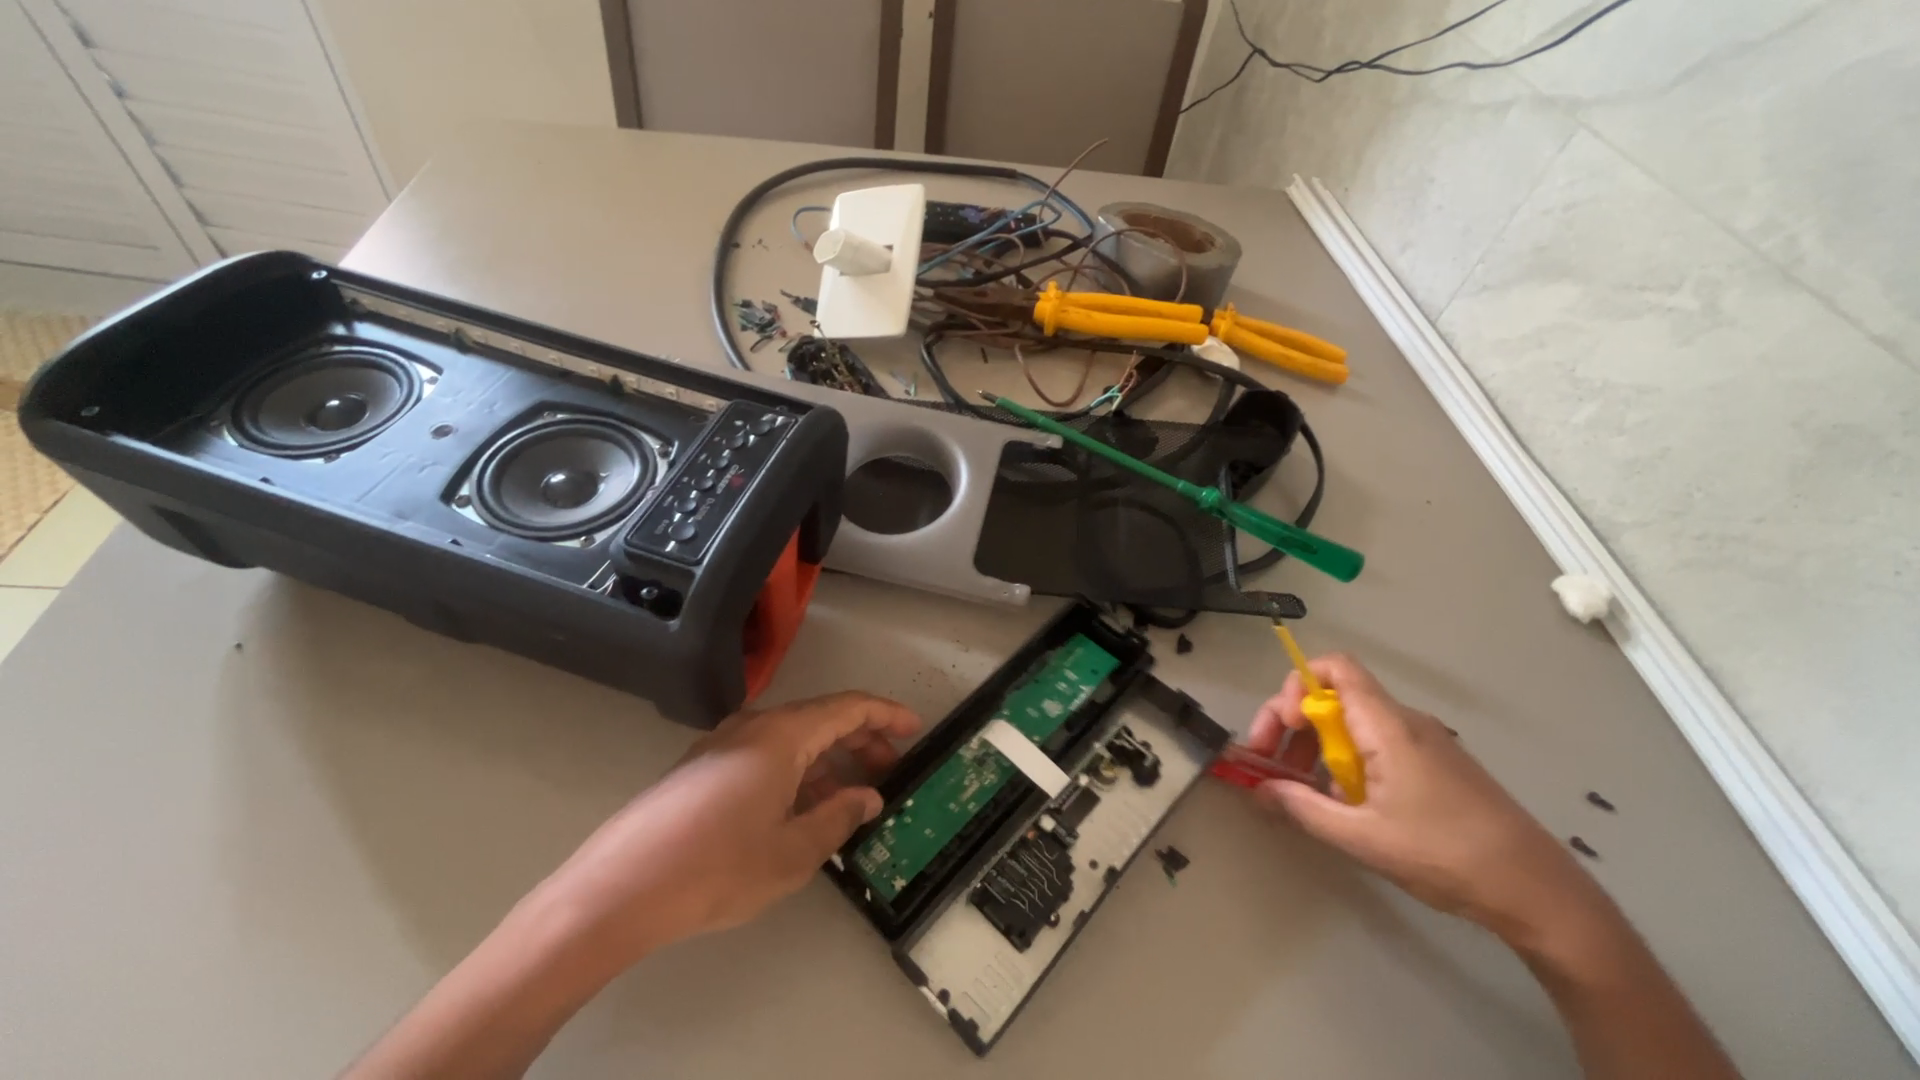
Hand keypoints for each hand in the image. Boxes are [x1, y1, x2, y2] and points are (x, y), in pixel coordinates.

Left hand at [531, 692, 919, 964]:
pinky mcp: (701, 770)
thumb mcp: (792, 851)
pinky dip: (795, 773)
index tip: (916, 729)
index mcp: (781, 735)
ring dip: (827, 761)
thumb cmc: (717, 868)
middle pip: (820, 720)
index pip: (847, 708)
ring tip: (852, 798)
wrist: (619, 889)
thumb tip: (867, 797)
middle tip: (892, 770)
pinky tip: (801, 810)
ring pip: (790, 740)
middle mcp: (752, 728)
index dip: (886, 715)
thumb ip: (838, 818)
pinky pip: (764, 757)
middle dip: (861, 740)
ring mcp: (721, 747)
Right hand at [1248, 655, 1602, 946]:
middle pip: (1335, 697)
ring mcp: (1424, 743)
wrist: (1534, 887)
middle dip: (1294, 724)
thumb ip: (1304, 808)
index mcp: (1388, 727)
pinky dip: (1347, 762)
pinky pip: (1377, 745)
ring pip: (1354, 724)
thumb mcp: (1362, 838)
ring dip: (1318, 748)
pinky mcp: (1436, 765)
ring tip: (1305, 793)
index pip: (1335, 669)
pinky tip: (1346, 806)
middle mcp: (1406, 722)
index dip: (1295, 687)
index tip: (1281, 730)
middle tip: (1271, 766)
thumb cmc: (1444, 854)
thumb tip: (1259, 788)